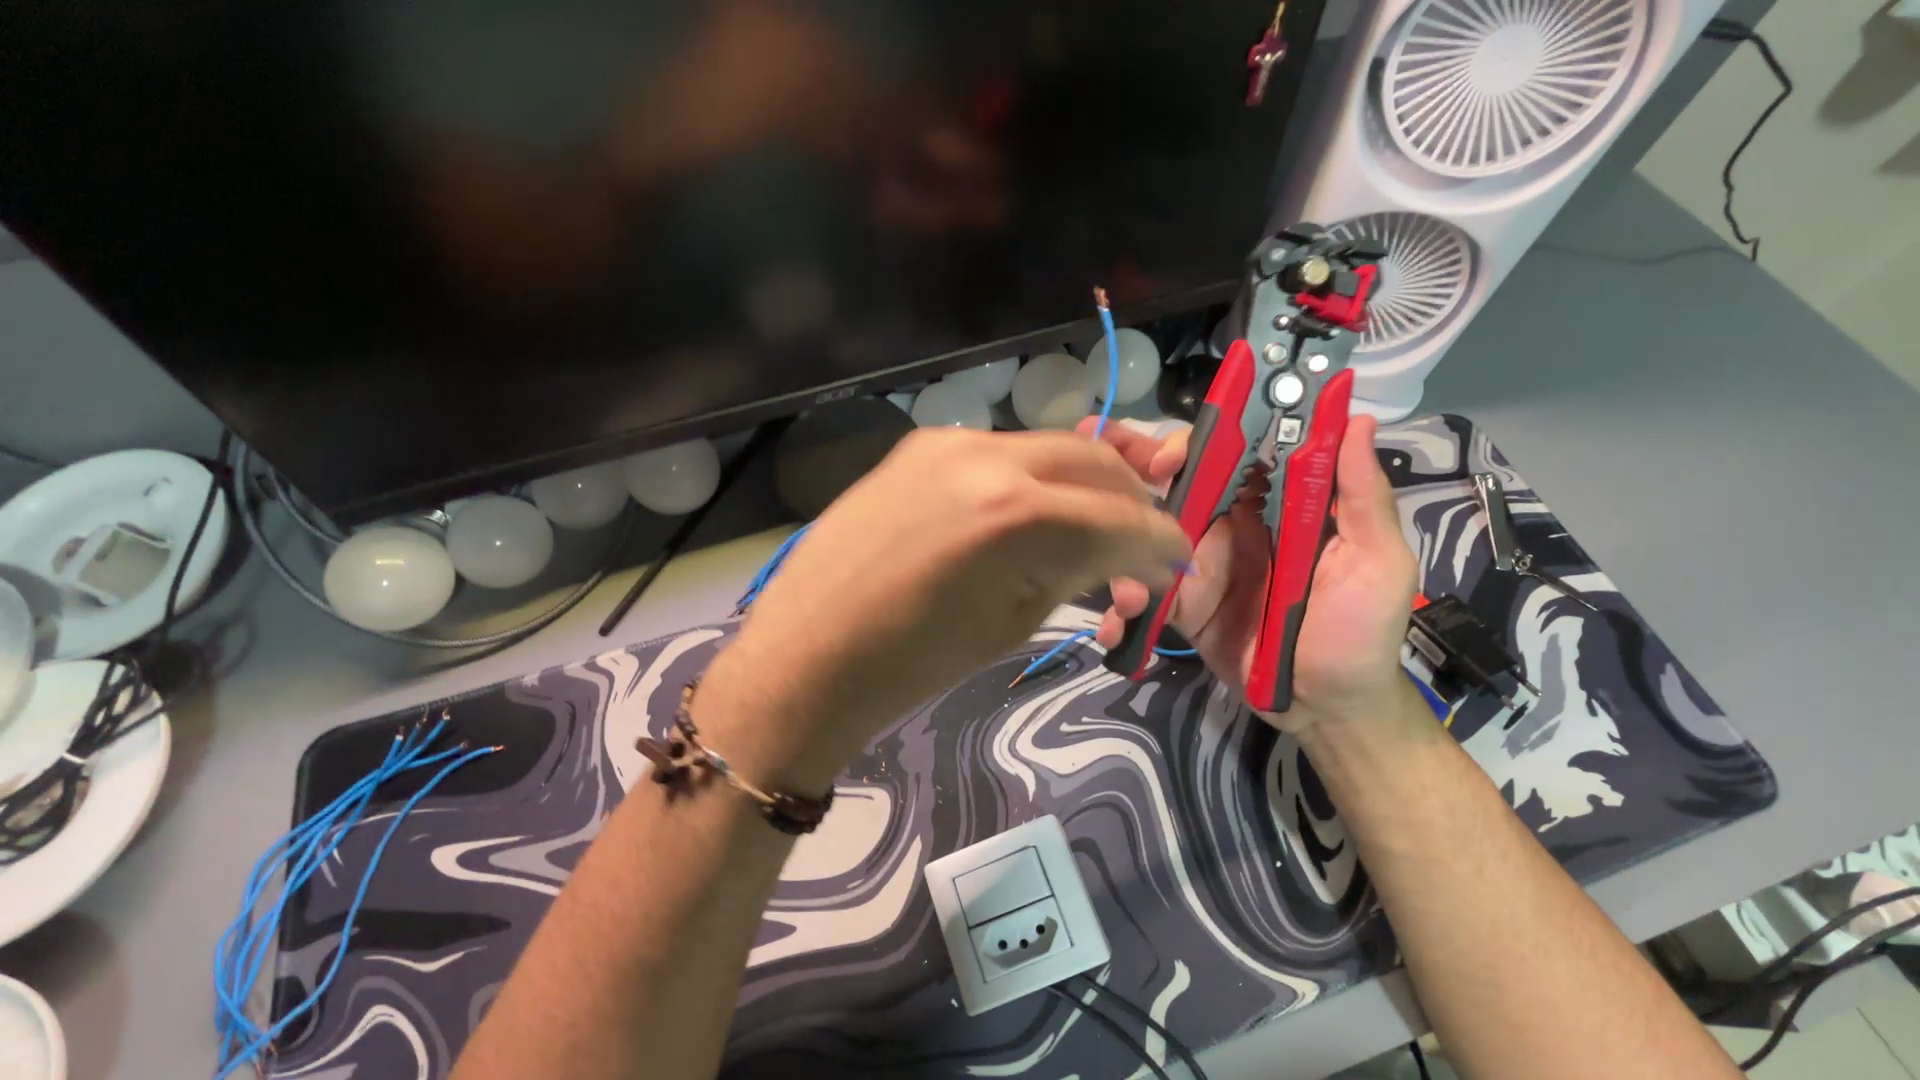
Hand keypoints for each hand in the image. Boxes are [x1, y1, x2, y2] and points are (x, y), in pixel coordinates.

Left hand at [696, 428, 1191, 790]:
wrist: (811, 652)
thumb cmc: (914, 662)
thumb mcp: (1015, 620)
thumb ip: (1077, 567)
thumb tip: (1127, 552)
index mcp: (1025, 517)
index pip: (1126, 518)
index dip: (1163, 542)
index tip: (1177, 559)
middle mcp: (995, 458)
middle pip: (1097, 462)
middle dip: (1131, 502)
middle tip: (1140, 544)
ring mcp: (952, 442)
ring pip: (1050, 448)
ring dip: (1083, 484)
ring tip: (1088, 529)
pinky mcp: (920, 444)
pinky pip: (1000, 451)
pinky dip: (1031, 478)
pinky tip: (1028, 514)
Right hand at [1082, 415, 1418, 737]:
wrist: (1329, 707)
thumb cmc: (1362, 631)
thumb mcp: (1378, 562)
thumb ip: (1363, 496)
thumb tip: (1358, 420)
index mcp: (1274, 505)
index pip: (1228, 455)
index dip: (1192, 445)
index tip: (1163, 458)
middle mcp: (1230, 526)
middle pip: (1174, 484)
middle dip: (1128, 472)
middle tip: (1095, 477)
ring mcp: (1200, 567)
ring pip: (1146, 537)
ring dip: (1122, 551)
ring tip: (1126, 595)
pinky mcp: (1182, 608)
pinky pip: (1143, 595)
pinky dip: (1122, 607)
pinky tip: (1117, 626)